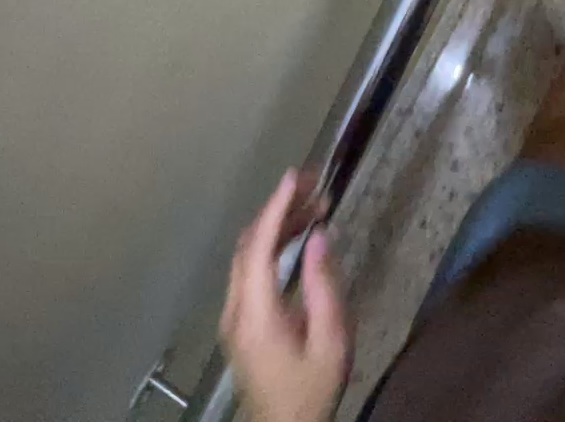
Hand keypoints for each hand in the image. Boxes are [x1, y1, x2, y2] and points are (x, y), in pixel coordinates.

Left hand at [220, 171, 350, 421]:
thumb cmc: (312, 388)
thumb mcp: (331, 340)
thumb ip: (323, 285)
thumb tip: (318, 235)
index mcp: (256, 314)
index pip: (260, 247)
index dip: (277, 207)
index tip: (296, 176)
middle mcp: (235, 309)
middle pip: (250, 244)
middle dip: (280, 206)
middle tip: (315, 183)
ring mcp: (233, 315)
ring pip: (248, 253)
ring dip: (278, 223)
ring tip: (315, 203)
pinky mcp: (240, 320)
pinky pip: (251, 267)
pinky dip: (273, 242)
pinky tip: (300, 234)